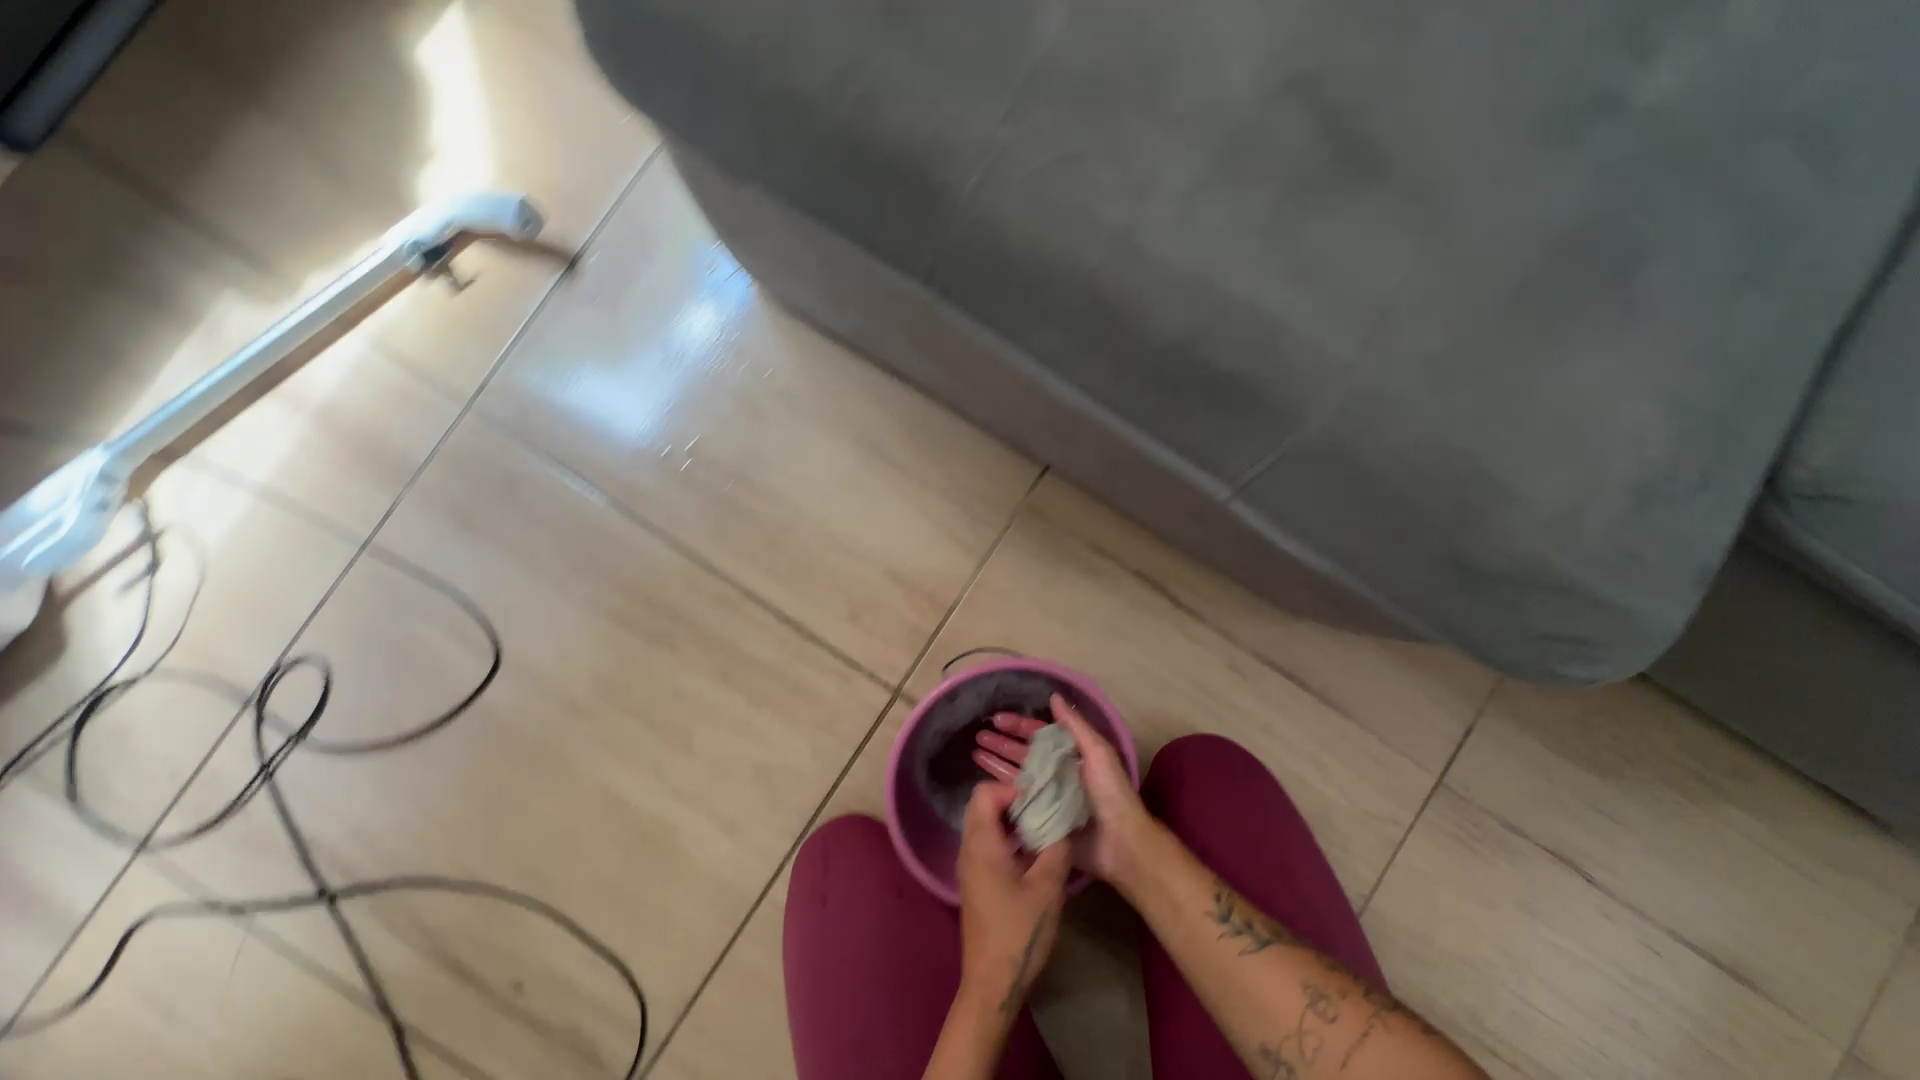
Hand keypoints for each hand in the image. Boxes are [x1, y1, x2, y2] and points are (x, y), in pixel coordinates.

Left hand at [956, 781, 1070, 1017]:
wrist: (993, 981)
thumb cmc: (1019, 932)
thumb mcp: (1048, 887)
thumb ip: (1057, 848)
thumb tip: (1064, 821)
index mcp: (981, 844)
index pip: (985, 792)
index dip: (1013, 789)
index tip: (1042, 800)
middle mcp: (969, 850)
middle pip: (984, 806)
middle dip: (1015, 802)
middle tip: (1047, 811)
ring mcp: (970, 868)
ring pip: (987, 827)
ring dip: (1014, 823)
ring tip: (1046, 830)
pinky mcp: (977, 883)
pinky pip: (989, 846)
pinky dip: (1010, 841)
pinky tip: (1036, 854)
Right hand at [973, 693, 1155, 882]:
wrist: (1119, 841)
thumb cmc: (1110, 793)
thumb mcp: (1098, 753)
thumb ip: (1075, 726)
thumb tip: (1054, 696)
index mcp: (1071, 755)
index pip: (1039, 735)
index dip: (1018, 726)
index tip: (996, 719)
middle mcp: (1057, 773)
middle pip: (1023, 754)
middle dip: (1001, 744)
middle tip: (978, 736)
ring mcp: (1047, 797)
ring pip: (1016, 776)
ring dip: (996, 764)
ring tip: (975, 754)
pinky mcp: (1040, 820)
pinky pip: (1017, 802)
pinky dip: (1001, 792)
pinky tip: (983, 784)